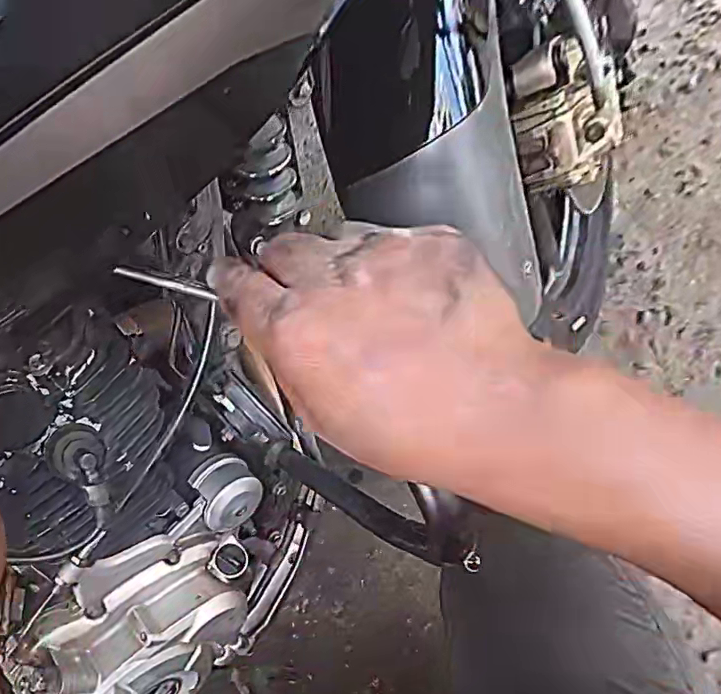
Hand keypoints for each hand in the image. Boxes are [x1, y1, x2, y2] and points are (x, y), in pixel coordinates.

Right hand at [209, 226, 573, 490]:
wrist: (490, 410)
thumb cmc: (412, 429)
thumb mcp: (321, 419)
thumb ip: (287, 367)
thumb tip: (276, 345)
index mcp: (294, 330)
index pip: (239, 287)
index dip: (230, 284)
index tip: (230, 280)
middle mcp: (331, 282)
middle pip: (280, 248)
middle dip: (279, 266)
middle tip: (294, 291)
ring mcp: (381, 255)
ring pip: (335, 237)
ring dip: (336, 264)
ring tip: (361, 303)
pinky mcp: (429, 242)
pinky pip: (392, 237)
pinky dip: (389, 261)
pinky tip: (402, 295)